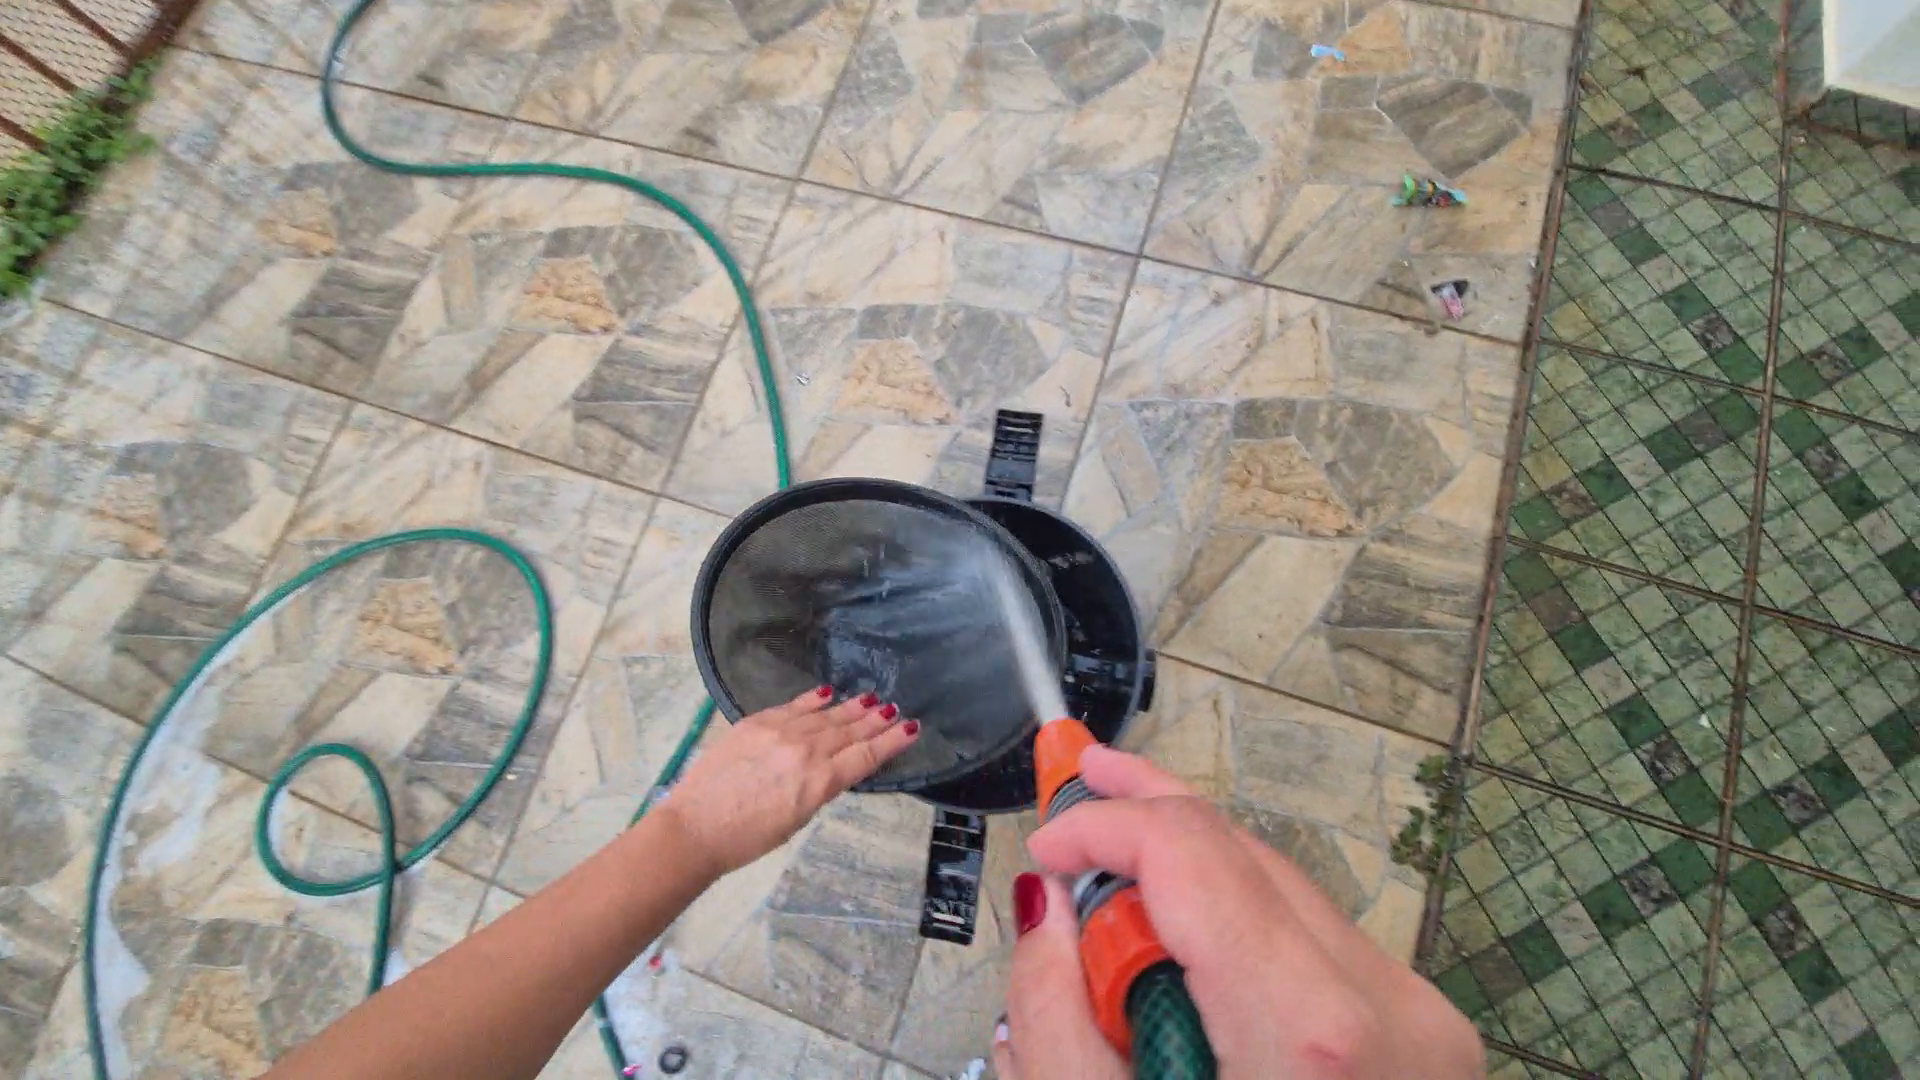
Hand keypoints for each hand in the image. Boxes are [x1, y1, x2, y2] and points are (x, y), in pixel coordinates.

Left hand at [656, 688, 918, 878]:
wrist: (695, 827)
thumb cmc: (747, 839)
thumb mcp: (797, 820)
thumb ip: (819, 787)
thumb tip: (833, 766)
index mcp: (819, 782)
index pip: (865, 756)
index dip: (891, 742)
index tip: (911, 729)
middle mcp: (806, 751)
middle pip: (849, 732)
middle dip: (876, 721)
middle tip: (896, 710)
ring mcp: (780, 732)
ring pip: (825, 716)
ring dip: (851, 708)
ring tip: (872, 700)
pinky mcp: (756, 722)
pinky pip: (793, 706)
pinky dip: (813, 699)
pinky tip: (829, 693)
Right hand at [995, 746, 1482, 1079]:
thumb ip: (1054, 1009)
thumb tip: (1044, 902)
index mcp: (1313, 1027)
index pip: (1190, 848)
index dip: (1102, 822)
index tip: (1041, 845)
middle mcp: (1386, 997)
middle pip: (1235, 846)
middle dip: (1144, 809)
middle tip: (1080, 767)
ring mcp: (1417, 1010)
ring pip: (1269, 878)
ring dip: (1183, 858)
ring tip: (1116, 831)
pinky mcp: (1419, 1026)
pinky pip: (1298, 928)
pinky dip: (1226, 910)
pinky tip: (1178, 910)